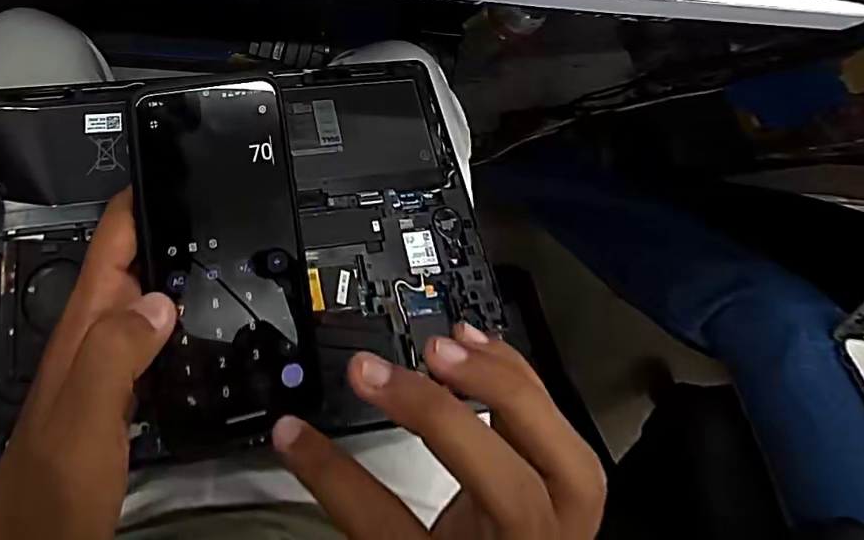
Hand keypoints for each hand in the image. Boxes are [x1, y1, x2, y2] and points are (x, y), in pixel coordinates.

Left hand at [0, 189, 175, 539]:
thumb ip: (115, 352)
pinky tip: (192, 321)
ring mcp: (105, 357)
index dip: (135, 200)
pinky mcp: (118, 385)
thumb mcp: (85, 413)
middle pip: (129, 259)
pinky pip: (149, 332)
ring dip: (166, 267)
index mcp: (86, 323)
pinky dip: (171, 315)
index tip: (163, 169)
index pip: (110, 241)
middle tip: (201, 201)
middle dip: (160, 225)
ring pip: (141, 293)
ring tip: (206, 246)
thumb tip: (157, 302)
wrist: (35, 530)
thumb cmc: (50, 481)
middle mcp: (95, 330)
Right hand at [272, 324, 605, 539]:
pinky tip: (475, 342)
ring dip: (498, 389)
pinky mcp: (569, 503)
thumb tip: (297, 447)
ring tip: (437, 345)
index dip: (338, 477)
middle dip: (442, 419)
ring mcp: (563, 536)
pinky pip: (565, 437)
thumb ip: (360, 517)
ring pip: (569, 468)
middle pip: (513, 500)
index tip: (293, 430)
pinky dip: (518, 377)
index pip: (397, 534)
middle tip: (373, 371)